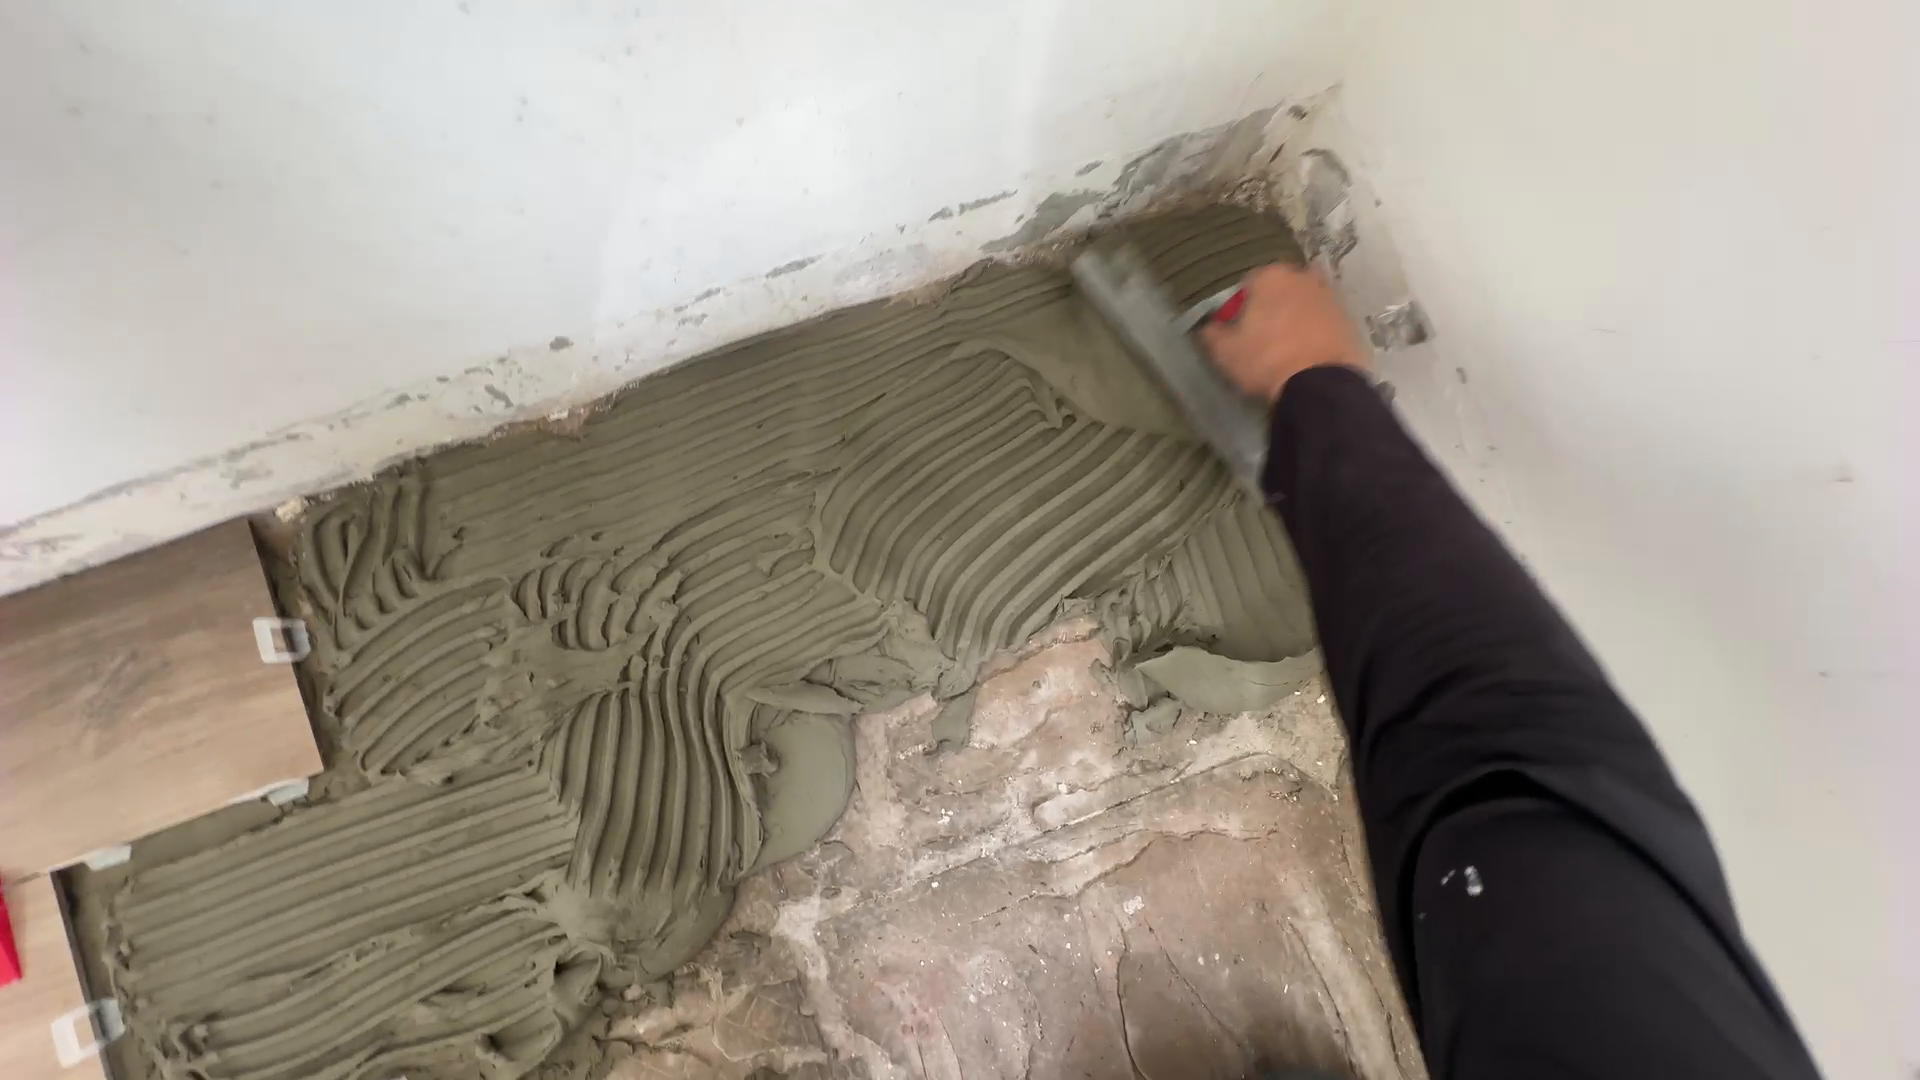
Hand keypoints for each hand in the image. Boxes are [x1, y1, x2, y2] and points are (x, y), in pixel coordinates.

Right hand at [1198, 264, 1366, 403]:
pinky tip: (1305, 355)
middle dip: (1269, 307)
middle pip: (1279, 290)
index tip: (1237, 329)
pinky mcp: (1348, 318)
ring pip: (1302, 303)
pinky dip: (1313, 332)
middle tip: (1260, 337)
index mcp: (1270, 277)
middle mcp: (1303, 276)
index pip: (1247, 283)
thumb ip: (1211, 333)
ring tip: (1285, 349)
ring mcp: (1330, 296)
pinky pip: (1322, 321)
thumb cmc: (1265, 360)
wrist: (1320, 384)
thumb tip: (1207, 325)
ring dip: (1293, 318)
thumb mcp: (1224, 351)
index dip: (1239, 307)